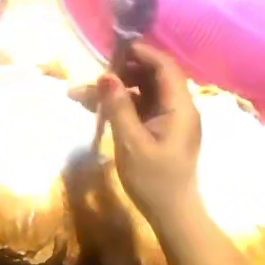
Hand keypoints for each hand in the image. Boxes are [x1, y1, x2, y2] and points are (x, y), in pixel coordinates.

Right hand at [96, 44, 202, 229]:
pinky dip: (123, 105)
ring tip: (84, 94)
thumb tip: (106, 76)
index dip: (142, 53)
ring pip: (144, 93)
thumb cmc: (153, 180)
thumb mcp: (131, 143)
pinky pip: (143, 109)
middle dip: (123, 72)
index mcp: (180, 107)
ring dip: (118, 90)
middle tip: (94, 76)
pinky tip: (99, 109)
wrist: (172, 214)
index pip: (164, 68)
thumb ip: (118, 107)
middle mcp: (180, 108)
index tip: (113, 50)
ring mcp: (172, 121)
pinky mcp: (163, 132)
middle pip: (154, 77)